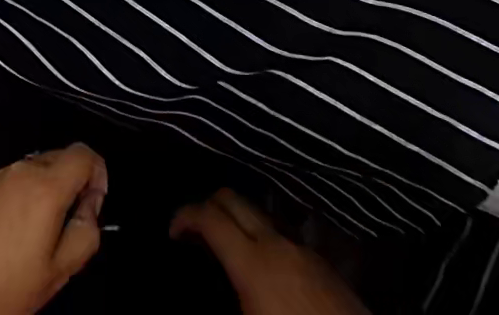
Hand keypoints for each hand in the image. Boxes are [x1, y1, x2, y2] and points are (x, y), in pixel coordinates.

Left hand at [0, 143, 107, 314]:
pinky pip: (16, 181)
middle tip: (71, 228)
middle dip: (75, 187)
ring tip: (41, 241)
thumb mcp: (59, 271)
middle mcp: (20, 170)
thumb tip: (91, 215)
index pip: (87, 153)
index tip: (95, 204)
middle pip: (63, 157)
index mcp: (44, 185)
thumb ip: (87, 234)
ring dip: (50, 193)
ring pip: (39, 169)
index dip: (100, 176)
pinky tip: (18, 238)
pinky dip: (26, 199)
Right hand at [171, 188, 370, 314]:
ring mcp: (306, 251)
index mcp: (253, 263)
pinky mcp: (327, 266)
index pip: (208, 217)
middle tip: (193, 233)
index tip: (172, 233)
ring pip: (261, 215)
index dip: (183, 217)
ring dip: (237, 222)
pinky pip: (285, 237)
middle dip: (207, 206)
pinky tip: (265, 273)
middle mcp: (278, 245)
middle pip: (233, 200)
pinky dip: (265, 242)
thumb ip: (225, 297)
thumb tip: (202, 285)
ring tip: (226, 251)